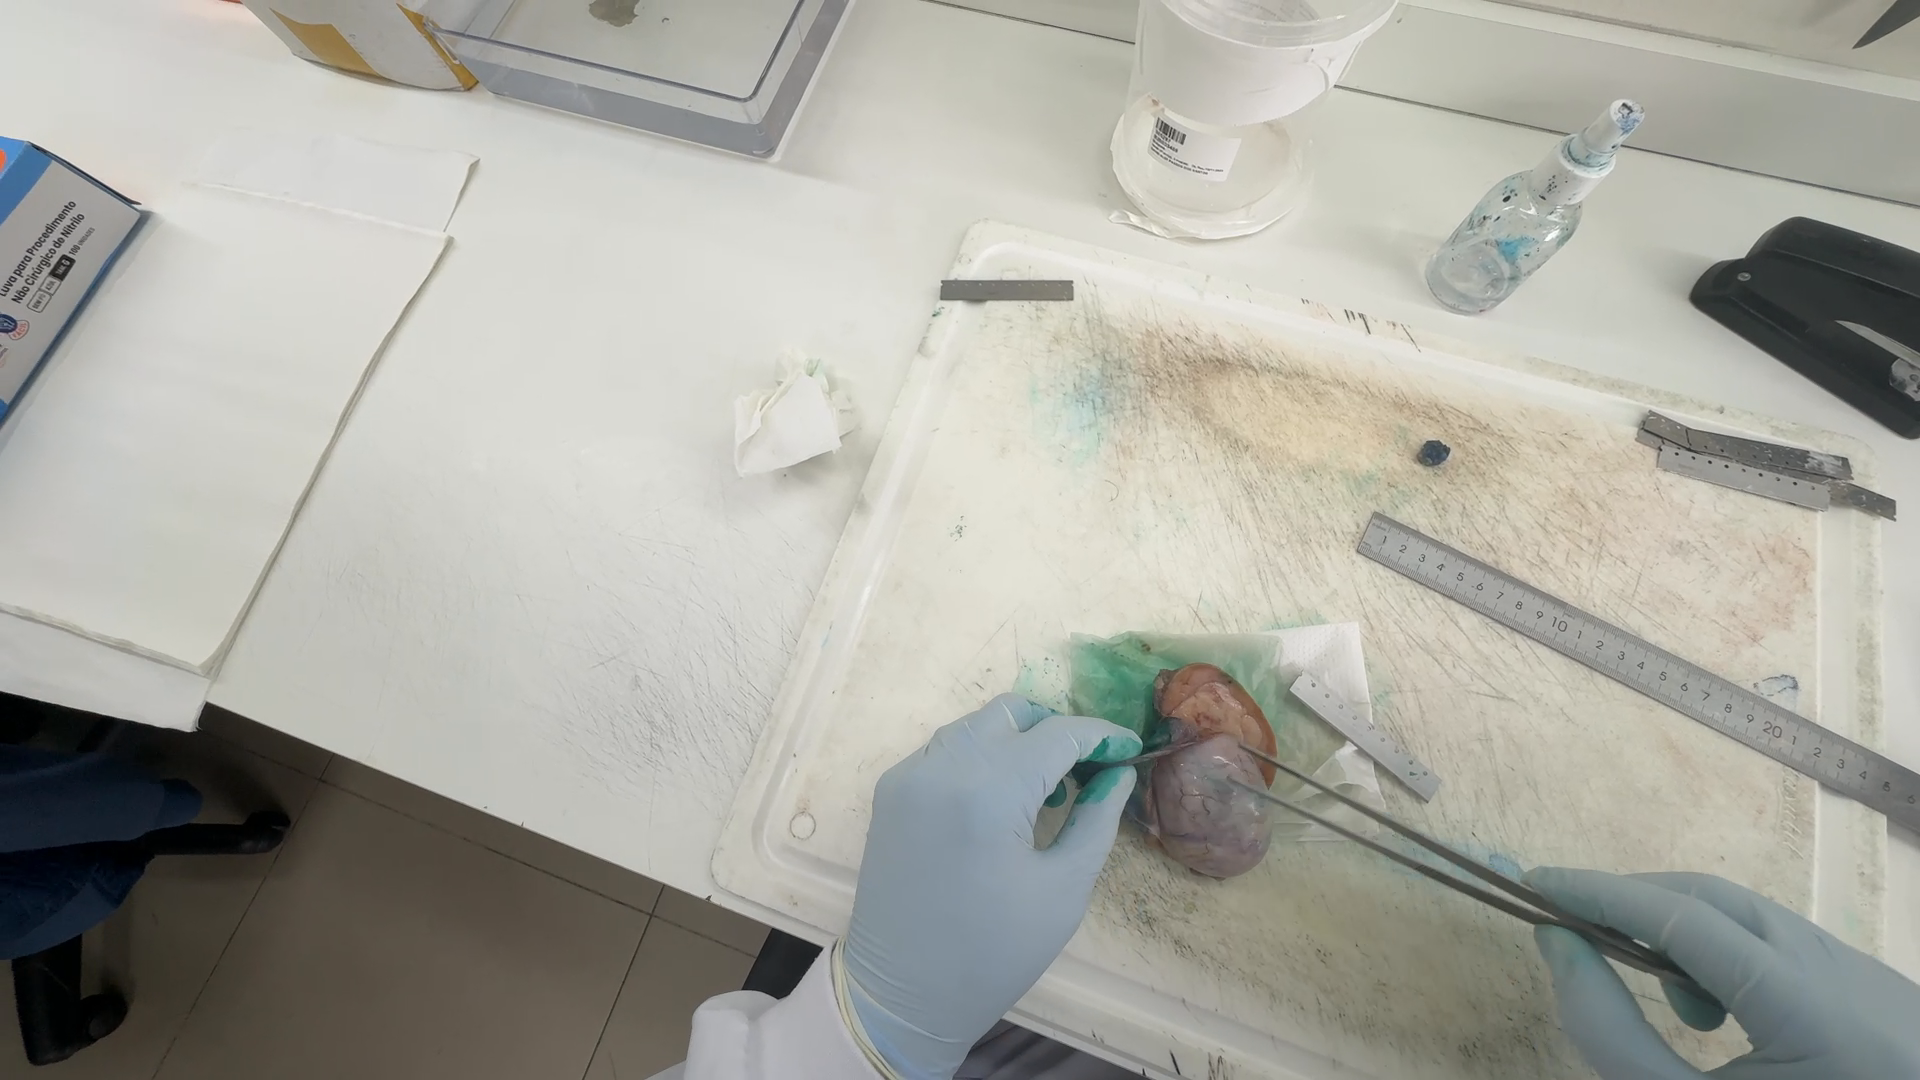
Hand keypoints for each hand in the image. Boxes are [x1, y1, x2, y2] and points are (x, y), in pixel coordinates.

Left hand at [838, 694, 1141, 1079]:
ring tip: (1042, 789)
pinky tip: (996, 799)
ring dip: (1016, 738)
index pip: (1058, 733)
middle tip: (1084, 768)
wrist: (900, 993)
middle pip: (1013, 712)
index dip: (1101, 734)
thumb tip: (1119, 772)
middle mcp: (944, 765)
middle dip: (1056, 729)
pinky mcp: (891, 787)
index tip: (1129, 749)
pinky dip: (979, 754)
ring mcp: (911, 772)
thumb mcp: (1063, 891)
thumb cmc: (993, 953)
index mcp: (990, 791)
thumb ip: (1096, 819)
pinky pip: (945, 747)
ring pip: (976, 723)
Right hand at [1528, 868, 1919, 1078]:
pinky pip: (1792, 946)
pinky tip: (1723, 1009)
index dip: (1598, 892)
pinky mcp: (1896, 1002)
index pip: (1682, 917)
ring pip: (1754, 918)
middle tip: (1582, 929)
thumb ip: (1604, 1025)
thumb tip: (1554, 938)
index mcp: (1820, 1019)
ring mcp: (1889, 990)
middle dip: (1636, 904)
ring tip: (1663, 992)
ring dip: (1683, 930)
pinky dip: (1732, 953)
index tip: (1532, 882)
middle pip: (1718, 901)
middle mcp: (1863, 986)